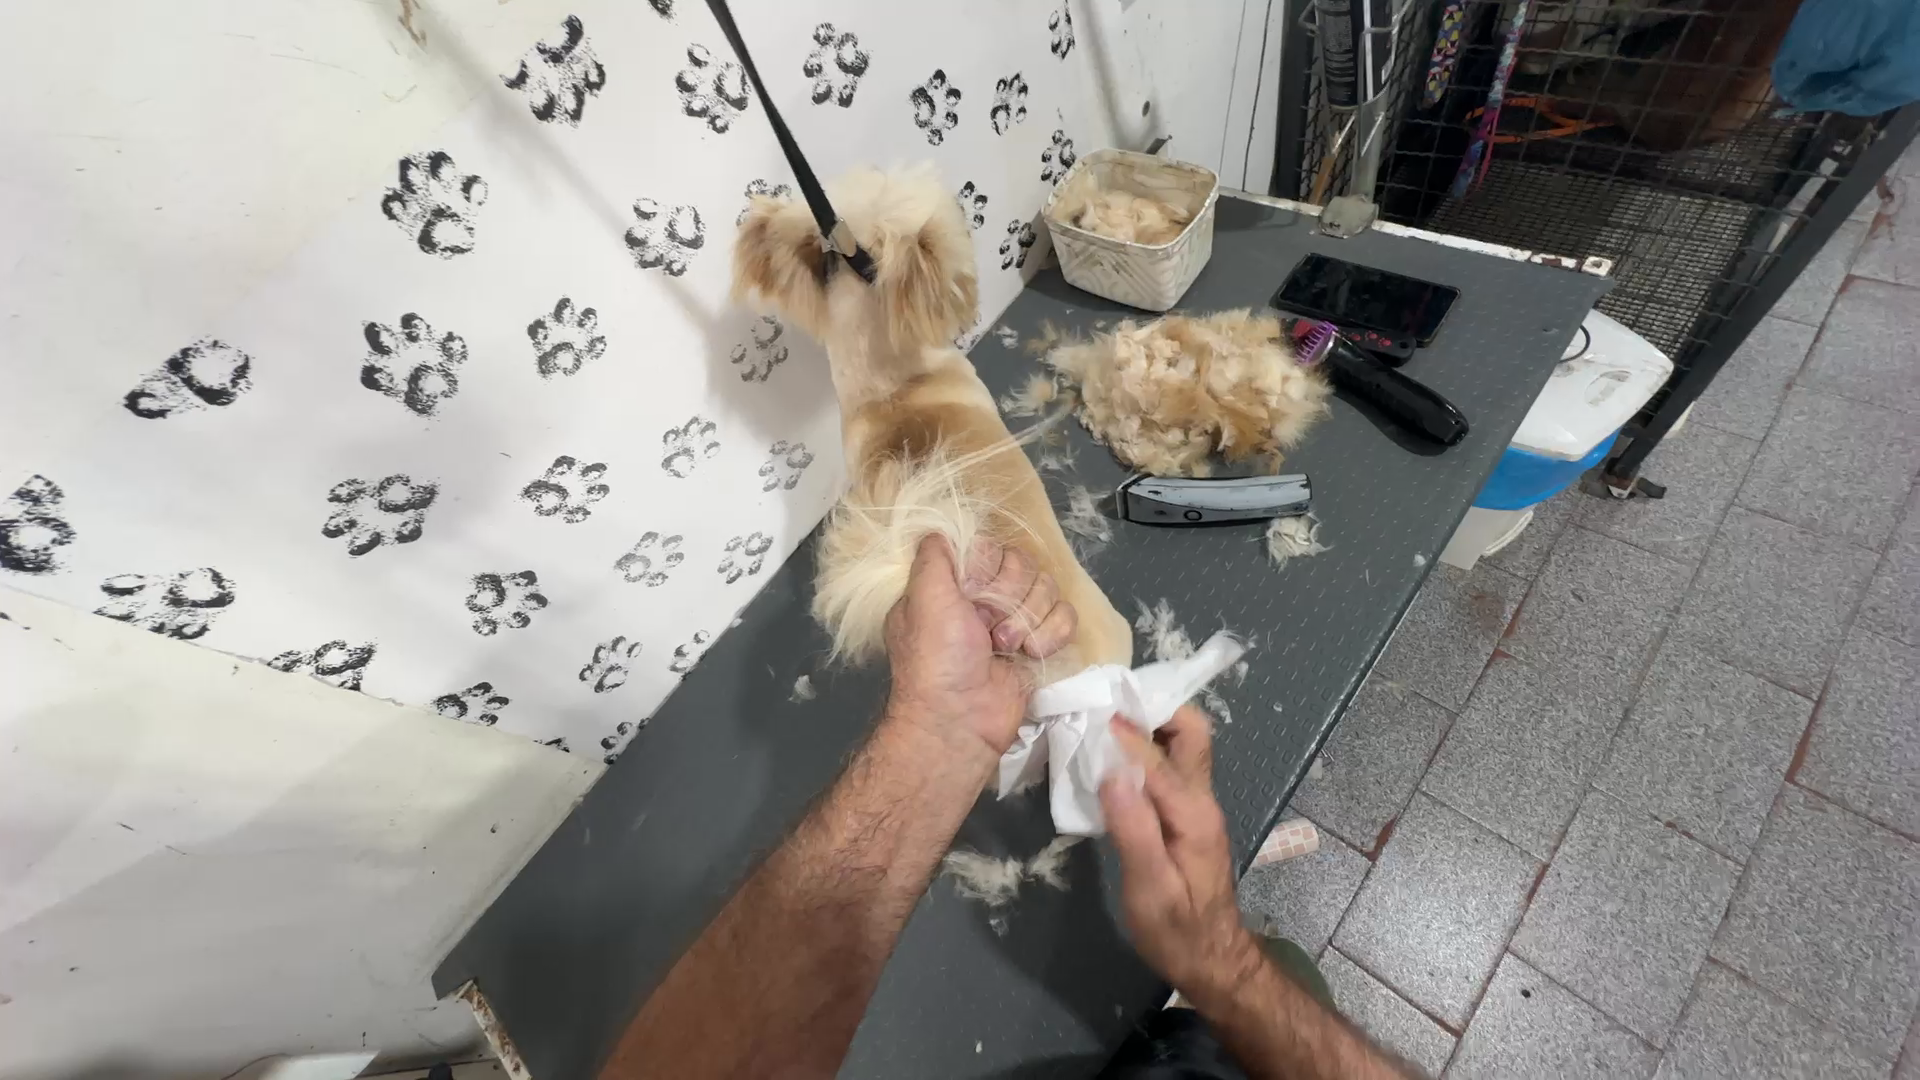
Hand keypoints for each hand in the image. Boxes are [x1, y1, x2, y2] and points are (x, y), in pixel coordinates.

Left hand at [882, 535, 1077, 759]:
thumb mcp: (923, 598)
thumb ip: (934, 556)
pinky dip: (1053, 633)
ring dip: (1030, 619)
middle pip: (1024, 565)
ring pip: (1048, 589)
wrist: (961, 720)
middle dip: (1011, 597)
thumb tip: (940, 529)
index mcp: (953, 584)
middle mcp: (982, 599)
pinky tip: (1032, 653)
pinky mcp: (1040, 643)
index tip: (973, 594)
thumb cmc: (937, 658)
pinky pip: (1065, 616)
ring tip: (1006, 646)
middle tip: (988, 627)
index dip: (989, 569)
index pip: (992, 548)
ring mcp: (1014, 621)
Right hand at [1100, 705, 1262, 1002]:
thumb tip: (1112, 774)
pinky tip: (1113, 754)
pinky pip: (1168, 763)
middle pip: (1190, 732)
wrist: (1213, 962)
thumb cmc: (1178, 932)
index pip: (1158, 760)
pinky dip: (1143, 746)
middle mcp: (1201, 798)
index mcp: (1193, 814)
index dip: (1125, 735)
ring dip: (1148, 723)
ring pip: (1181, 743)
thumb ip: (1133, 831)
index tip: (1092, 714)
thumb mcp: (1150, 890)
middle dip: (1154, 708)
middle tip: (1110, 704)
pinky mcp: (1185, 810)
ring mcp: (1196, 803)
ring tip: (1106, 720)